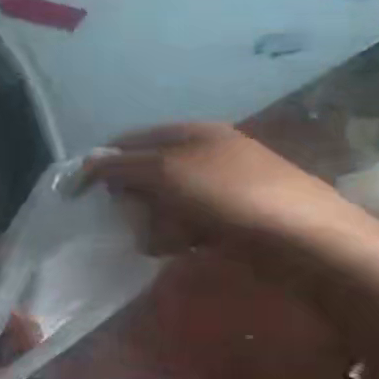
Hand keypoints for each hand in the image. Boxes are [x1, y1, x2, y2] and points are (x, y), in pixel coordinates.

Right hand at [83, 123, 367, 258]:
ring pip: (157, 201)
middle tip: (128, 215)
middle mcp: (203, 152)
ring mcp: (218, 183)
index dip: (99, 165)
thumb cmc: (226, 197)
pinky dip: (172, 235)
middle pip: (140, 173)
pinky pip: (180, 221)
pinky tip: (180, 245)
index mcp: (190, 132)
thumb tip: (86, 165)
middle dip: (128, 197)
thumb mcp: (163, 171)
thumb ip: (118, 165)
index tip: (79, 194)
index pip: (125, 142)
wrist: (299, 239)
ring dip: (149, 220)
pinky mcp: (227, 213)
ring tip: (159, 236)